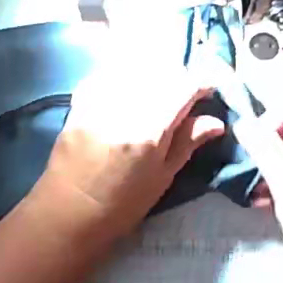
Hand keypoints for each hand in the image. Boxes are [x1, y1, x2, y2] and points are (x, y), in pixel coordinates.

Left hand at [26, 63, 226, 245]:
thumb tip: (215, 121)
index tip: (206, 93)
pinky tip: (125, 89)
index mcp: (149, 131)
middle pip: (158, 72)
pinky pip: (103, 76)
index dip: (200, 85)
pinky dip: (119, 76)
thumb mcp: (161, 179)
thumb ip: (186, 143)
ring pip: (131, 69)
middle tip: (182, 95)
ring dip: (149, 74)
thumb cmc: (121, 206)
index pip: (182, 87)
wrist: (68, 213)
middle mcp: (124, 109)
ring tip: (155, 91)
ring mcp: (97, 104)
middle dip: (176, 78)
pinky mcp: (77, 105)